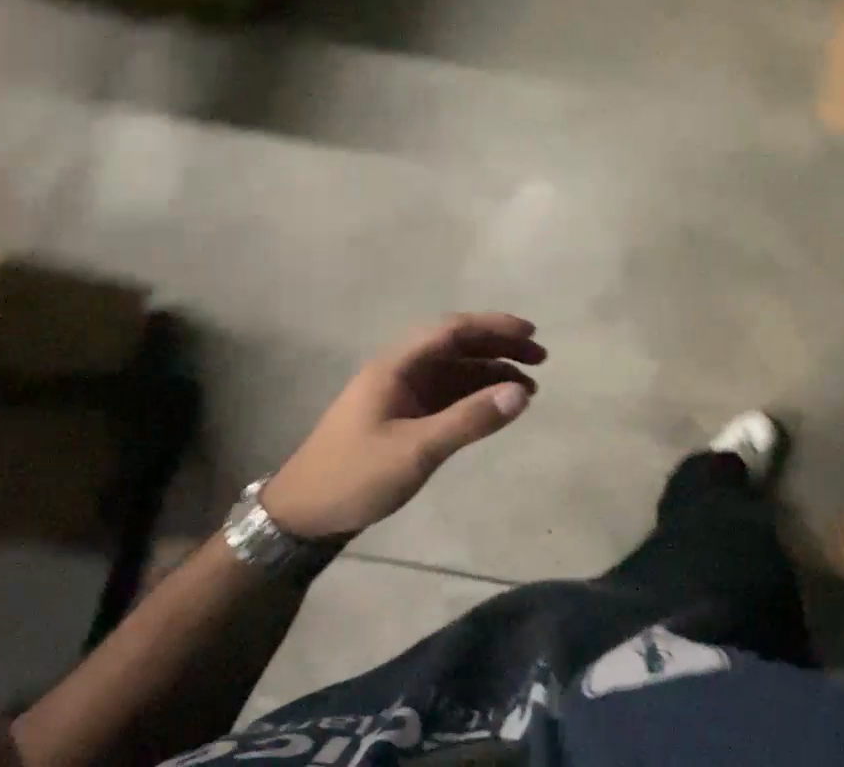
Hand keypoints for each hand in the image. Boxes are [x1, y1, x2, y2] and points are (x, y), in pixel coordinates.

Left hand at [262, 313, 546, 538]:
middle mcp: (401, 372)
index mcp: (396, 367)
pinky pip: (450, 395)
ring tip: (530, 388)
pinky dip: (478, 396)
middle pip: (457, 346)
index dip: (493, 327)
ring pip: (456, 371)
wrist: (302, 517)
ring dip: (492, 373)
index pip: (451, 331)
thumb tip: (523, 392)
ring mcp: (402, 396)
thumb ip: (470, 419)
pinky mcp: (405, 418)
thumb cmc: (354, 476)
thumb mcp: (416, 450)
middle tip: (541, 359)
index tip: (531, 335)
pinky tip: (499, 407)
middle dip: (499, 348)